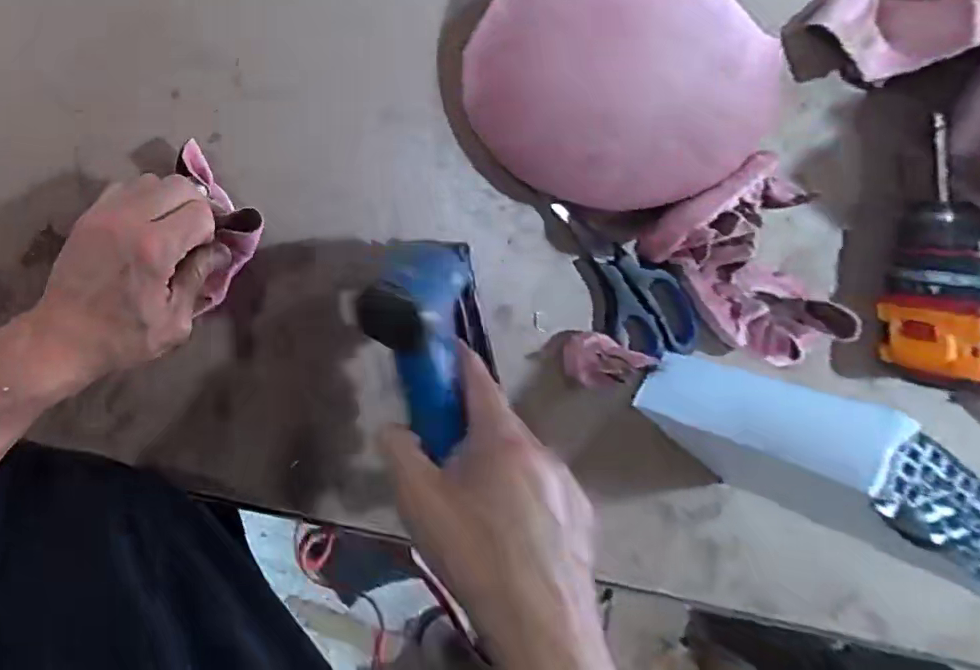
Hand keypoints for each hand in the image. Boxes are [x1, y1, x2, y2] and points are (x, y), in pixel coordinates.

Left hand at [28, 174, 231, 385]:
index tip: (205, 250)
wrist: (61, 337)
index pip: (201, 212)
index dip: (211, 230)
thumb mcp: (172, 323)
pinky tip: (140, 224)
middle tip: (193, 234)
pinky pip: (125, 188)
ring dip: (168, 199)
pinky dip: (141, 199)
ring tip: (167, 226)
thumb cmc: (120, 338)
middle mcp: (130, 219)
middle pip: (180, 185)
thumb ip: (198, 279)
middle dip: (195, 206)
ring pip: (152, 180)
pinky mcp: (89, 214)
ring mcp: (105, 212)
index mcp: (153, 248)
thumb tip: (221, 251)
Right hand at [379, 343, 613, 669]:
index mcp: (502, 437)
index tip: (437, 347)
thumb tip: (397, 430)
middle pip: (495, 420)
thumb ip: (398, 447)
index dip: (454, 356)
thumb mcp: (416, 496)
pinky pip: (541, 490)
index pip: (477, 376)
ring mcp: (568, 488)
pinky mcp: (583, 523)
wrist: (544, 632)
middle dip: (463, 424)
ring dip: (491, 462)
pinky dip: (518, 493)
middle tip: (436, 449)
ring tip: (467, 501)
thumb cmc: (474, 552)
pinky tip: (502, 532)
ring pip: (519, 457)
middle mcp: (542, 451)